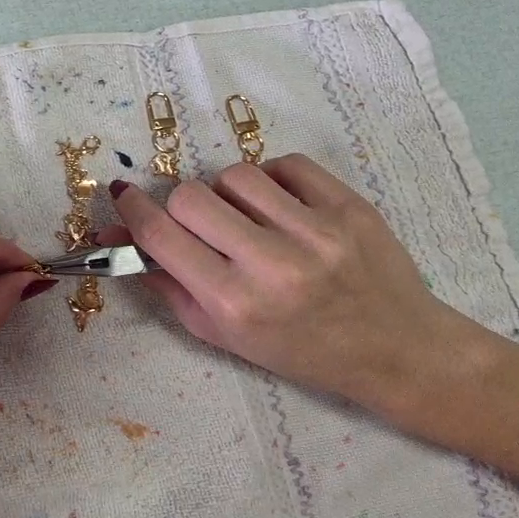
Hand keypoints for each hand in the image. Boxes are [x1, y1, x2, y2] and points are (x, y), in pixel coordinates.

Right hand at [99, 154, 480, 410]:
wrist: (401, 352)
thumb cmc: (300, 350)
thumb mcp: (222, 333)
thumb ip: (165, 282)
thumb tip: (117, 235)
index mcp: (235, 303)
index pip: (160, 235)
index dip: (133, 209)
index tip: (125, 196)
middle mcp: (273, 265)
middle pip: (190, 196)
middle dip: (182, 205)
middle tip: (199, 223)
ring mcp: (316, 232)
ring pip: (234, 174)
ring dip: (228, 192)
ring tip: (247, 215)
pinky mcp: (351, 207)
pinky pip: (285, 165)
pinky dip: (272, 180)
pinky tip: (281, 206)